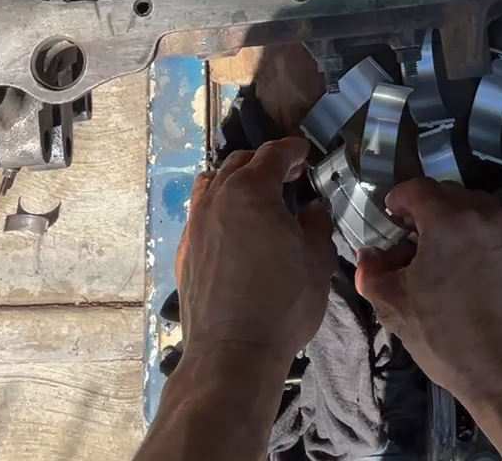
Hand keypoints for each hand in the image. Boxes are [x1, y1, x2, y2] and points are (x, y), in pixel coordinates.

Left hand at [177, 137, 335, 360]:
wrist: (232, 353)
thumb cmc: (282, 302)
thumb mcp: (317, 259)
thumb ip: (317, 222)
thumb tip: (312, 207)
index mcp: (251, 190)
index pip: (274, 154)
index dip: (293, 150)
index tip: (305, 153)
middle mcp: (218, 197)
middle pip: (240, 162)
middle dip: (265, 162)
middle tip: (287, 175)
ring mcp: (195, 223)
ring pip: (212, 182)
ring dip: (235, 180)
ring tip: (254, 195)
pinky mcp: (184, 250)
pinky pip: (200, 213)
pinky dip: (218, 207)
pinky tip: (233, 228)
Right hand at [354, 177, 501, 405]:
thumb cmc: (450, 337)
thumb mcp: (397, 307)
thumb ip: (373, 273)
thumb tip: (368, 255)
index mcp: (447, 221)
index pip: (417, 188)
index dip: (400, 198)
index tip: (392, 214)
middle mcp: (482, 215)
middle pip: (448, 193)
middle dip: (428, 207)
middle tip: (415, 235)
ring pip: (477, 208)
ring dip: (457, 219)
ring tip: (447, 250)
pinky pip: (499, 228)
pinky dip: (482, 235)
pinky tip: (475, 266)